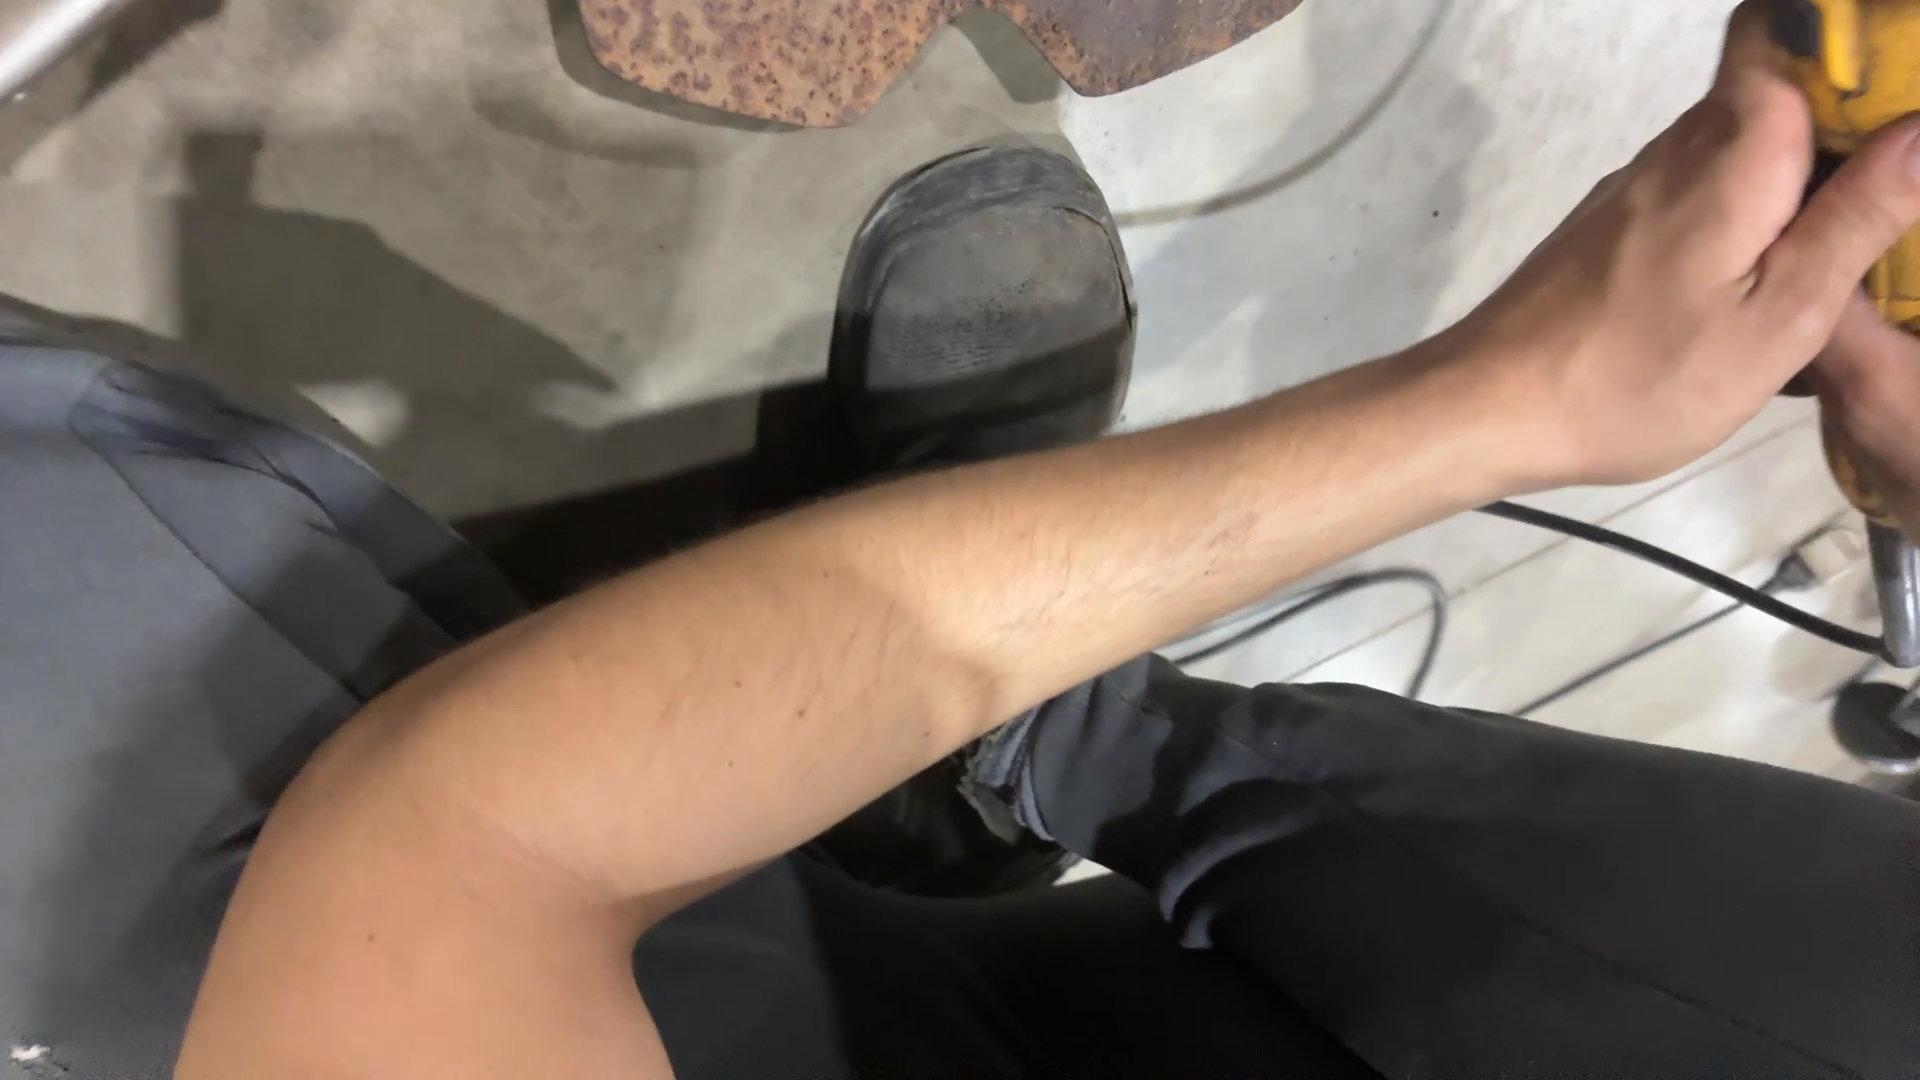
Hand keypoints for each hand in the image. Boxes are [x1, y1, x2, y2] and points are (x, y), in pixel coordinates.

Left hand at [1439, 2, 1919, 489]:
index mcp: (1728, 155)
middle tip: (1890, 198)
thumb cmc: (1624, 382)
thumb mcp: (1774, 320)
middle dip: (1845, 126)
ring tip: (1835, 246)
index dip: (1855, 35)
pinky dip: (1727, 228)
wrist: (1473, 415)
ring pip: (1726, 161)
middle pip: (1770, 98)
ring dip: (1785, 188)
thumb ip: (1855, 217)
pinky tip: (1744, 287)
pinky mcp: (1588, 247)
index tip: (1895, 92)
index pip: (1780, 30)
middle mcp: (1663, 162)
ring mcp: (1616, 205)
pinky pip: (1680, 209)